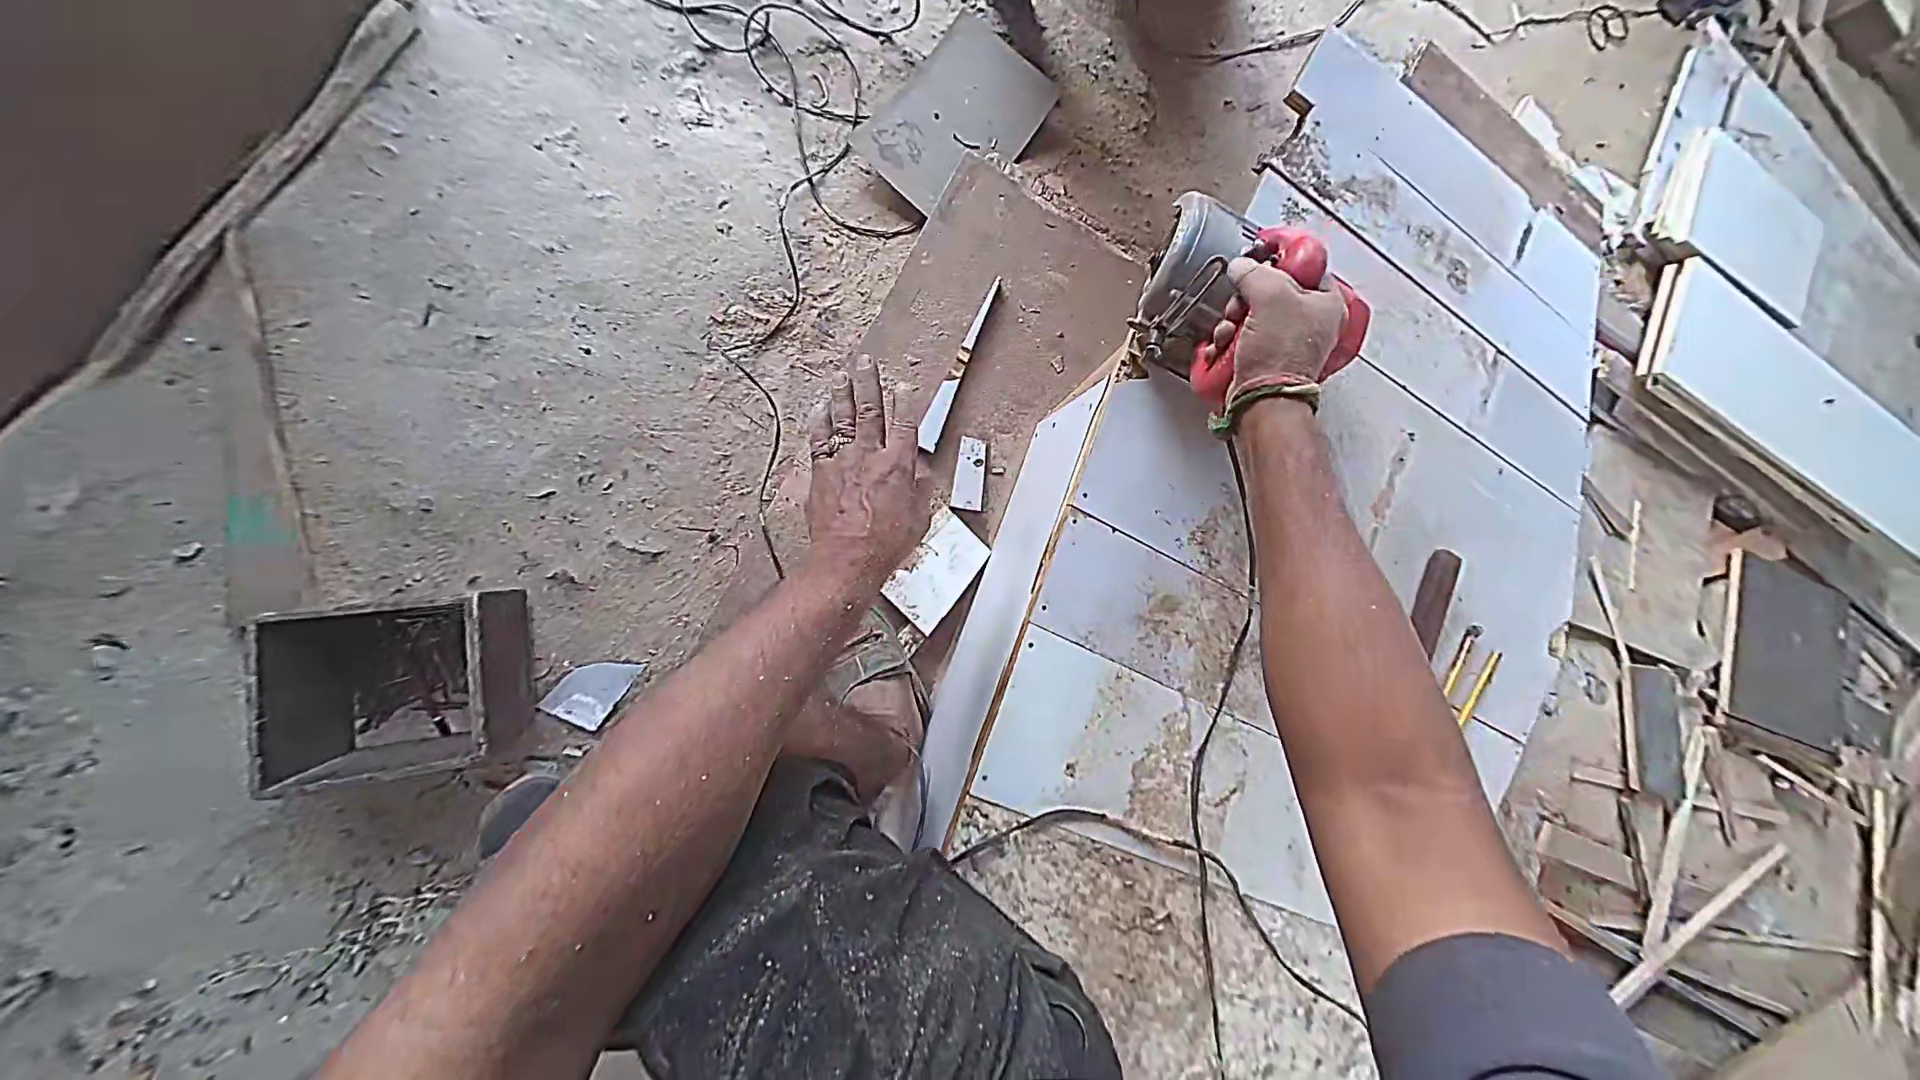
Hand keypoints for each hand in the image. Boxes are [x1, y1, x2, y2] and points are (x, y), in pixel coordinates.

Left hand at [805, 357, 930, 586]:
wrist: (847, 559)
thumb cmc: (884, 544)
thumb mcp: (918, 518)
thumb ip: (919, 489)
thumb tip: (919, 474)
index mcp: (898, 465)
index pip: (904, 423)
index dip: (905, 401)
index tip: (903, 385)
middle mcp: (870, 456)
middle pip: (870, 410)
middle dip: (869, 383)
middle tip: (866, 363)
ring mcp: (842, 462)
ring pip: (843, 419)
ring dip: (843, 394)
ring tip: (843, 376)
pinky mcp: (822, 473)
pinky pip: (819, 440)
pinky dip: (820, 423)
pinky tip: (820, 410)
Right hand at [1197, 256, 1351, 404]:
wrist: (1261, 400)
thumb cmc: (1279, 355)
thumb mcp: (1272, 296)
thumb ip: (1255, 273)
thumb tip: (1242, 267)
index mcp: (1326, 302)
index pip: (1303, 266)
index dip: (1278, 260)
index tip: (1257, 259)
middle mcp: (1307, 322)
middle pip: (1268, 292)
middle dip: (1244, 300)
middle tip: (1239, 308)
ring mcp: (1282, 343)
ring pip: (1248, 316)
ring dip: (1230, 323)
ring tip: (1228, 335)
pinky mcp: (1260, 360)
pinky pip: (1237, 340)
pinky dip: (1224, 343)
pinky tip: (1222, 348)